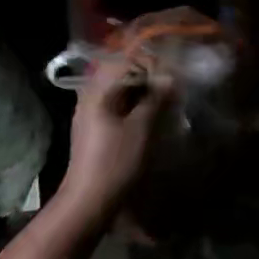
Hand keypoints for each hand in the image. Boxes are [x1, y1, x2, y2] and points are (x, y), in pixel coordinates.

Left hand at [57, 56, 174, 220]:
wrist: (88, 198)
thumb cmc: (116, 162)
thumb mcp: (141, 129)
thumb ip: (154, 99)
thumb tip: (169, 78)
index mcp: (97, 91)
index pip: (123, 60)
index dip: (149, 63)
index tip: (170, 77)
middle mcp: (88, 95)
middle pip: (118, 73)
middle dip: (145, 77)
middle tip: (169, 90)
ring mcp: (87, 111)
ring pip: (116, 90)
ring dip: (139, 92)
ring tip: (162, 103)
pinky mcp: (91, 127)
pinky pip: (112, 105)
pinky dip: (131, 105)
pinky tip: (147, 117)